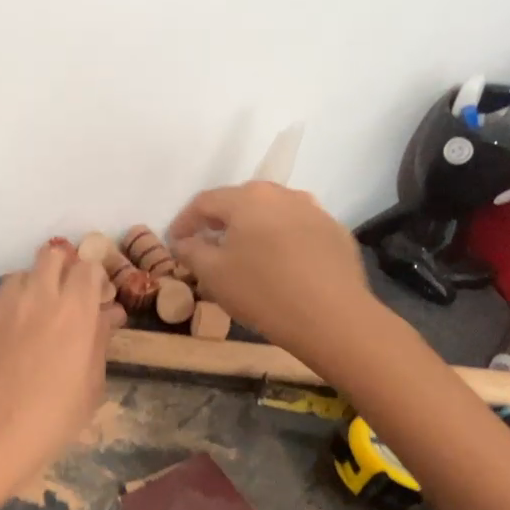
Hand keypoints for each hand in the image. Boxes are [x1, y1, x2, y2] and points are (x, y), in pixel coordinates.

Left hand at [0, 244, 124, 496]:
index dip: (92, 279)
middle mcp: (37, 296)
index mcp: (74, 310)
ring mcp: (1, 305)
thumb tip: (107, 312)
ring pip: (19, 277)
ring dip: (30, 289)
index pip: (87, 267)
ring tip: (31, 320)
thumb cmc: (54, 418)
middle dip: (61, 271)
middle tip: (63, 300)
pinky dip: (3, 309)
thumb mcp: (91, 383)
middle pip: (51, 256)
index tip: (94, 298)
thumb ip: (99, 339)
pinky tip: (5, 338)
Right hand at [166, 183, 378, 362]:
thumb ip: (191, 252)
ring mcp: (314, 210)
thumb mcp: (212, 274)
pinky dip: (279, 240)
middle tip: (206, 244)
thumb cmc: (260, 290)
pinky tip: (277, 266)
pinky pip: (297, 229)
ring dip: (251, 229)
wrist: (330, 314)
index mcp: (248, 199)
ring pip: (272, 213)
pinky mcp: (335, 232)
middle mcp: (282, 195)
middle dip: (219, 222)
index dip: (184, 221)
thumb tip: (184, 242)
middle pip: (241, 201)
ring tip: (242, 254)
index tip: (174, 242)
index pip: (204, 202)